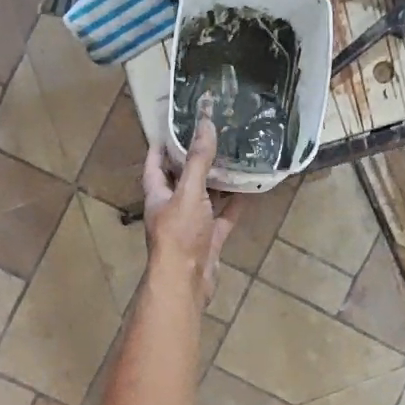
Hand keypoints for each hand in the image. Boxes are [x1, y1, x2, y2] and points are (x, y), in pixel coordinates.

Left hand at [142, 97, 240, 306]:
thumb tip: (205, 123)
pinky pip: (223, 219)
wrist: (186, 281)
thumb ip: (198, 160)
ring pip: (204, 198)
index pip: (155, 164)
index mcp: (158, 195)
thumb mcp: (188, 192)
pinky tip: (249, 190)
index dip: (162, 145)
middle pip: (181, 179)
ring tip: (233, 157)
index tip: (175, 125)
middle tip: (212, 136)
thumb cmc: (179, 235)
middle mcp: (171, 208)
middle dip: (193, 160)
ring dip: (216, 182)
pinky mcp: (208, 241)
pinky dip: (234, 206)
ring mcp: (190, 226)